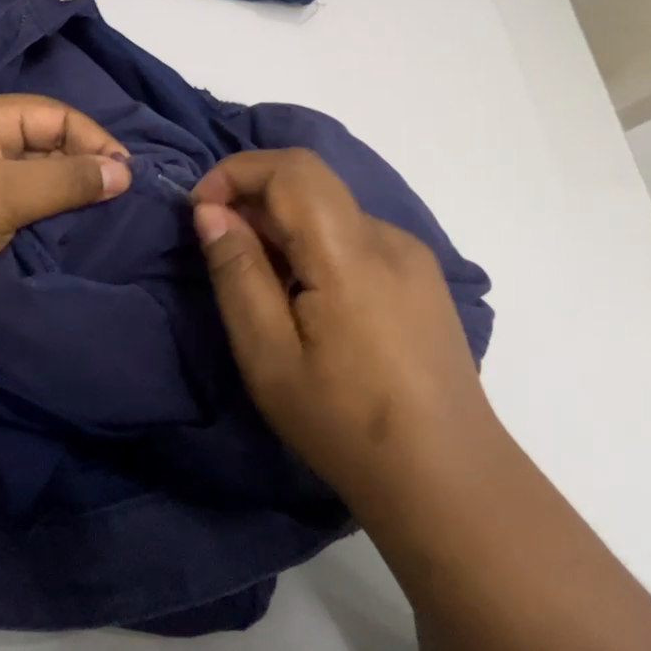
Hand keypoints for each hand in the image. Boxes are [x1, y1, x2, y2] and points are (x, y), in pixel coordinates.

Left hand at [0, 95, 130, 328]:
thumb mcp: (6, 195)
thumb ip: (66, 180)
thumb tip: (124, 173)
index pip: (53, 115)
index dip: (93, 139)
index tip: (126, 175)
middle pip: (45, 139)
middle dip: (82, 164)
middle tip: (118, 198)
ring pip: (33, 170)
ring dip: (65, 188)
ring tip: (101, 213)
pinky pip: (18, 194)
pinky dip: (43, 206)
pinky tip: (67, 224)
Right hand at [191, 149, 497, 504]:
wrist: (449, 481)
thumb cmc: (344, 422)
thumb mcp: (267, 354)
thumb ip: (237, 272)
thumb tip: (210, 211)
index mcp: (352, 255)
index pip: (292, 169)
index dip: (236, 172)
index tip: (200, 213)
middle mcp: (389, 240)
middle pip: (310, 185)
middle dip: (252, 200)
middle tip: (220, 254)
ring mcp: (412, 259)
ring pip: (329, 211)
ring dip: (281, 227)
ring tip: (260, 288)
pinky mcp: (420, 280)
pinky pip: (352, 237)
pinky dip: (311, 246)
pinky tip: (303, 302)